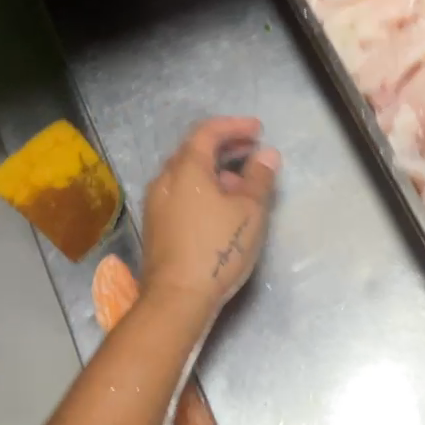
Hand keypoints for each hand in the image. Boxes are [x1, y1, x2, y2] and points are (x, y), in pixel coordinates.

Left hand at [140, 117, 279, 313]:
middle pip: (194, 150)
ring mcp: (157, 204)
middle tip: (252, 148)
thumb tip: (267, 155)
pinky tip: (221, 205)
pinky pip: (181, 192)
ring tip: (241, 180)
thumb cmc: (217, 248)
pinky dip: (203, 187)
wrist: (177, 298)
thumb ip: (260, 178)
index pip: (208, 132)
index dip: (234, 126)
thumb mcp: (249, 211)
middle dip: (225, 145)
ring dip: (214, 168)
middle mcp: (166, 180)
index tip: (258, 130)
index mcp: (186, 169)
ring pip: (187, 173)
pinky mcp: (157, 225)